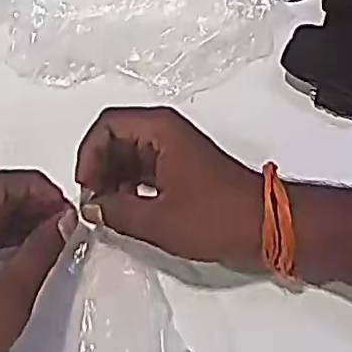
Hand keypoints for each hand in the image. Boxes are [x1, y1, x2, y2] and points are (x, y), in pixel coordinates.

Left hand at [0, 170, 75, 351]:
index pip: (2, 185)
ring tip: (56, 235)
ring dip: (26, 223)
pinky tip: (35, 253)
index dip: (39, 189)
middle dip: (35, 204)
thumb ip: (41, 248)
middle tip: (65, 219)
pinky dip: (13, 240)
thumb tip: (61, 221)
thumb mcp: (10, 293)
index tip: (64, 204)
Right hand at [75, 106, 264, 271]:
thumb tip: (93, 208)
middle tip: (93, 201)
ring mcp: (172, 148)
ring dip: (112, 178)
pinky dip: (128, 185)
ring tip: (106, 211)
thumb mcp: (160, 220)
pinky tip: (125, 210)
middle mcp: (164, 130)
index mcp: (159, 128)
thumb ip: (117, 212)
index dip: (90, 153)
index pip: (108, 125)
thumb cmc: (218, 216)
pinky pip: (142, 167)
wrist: (265, 226)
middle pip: (115, 136)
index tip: (86, 184)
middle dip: (99, 167)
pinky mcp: (178, 166)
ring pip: (127, 153)